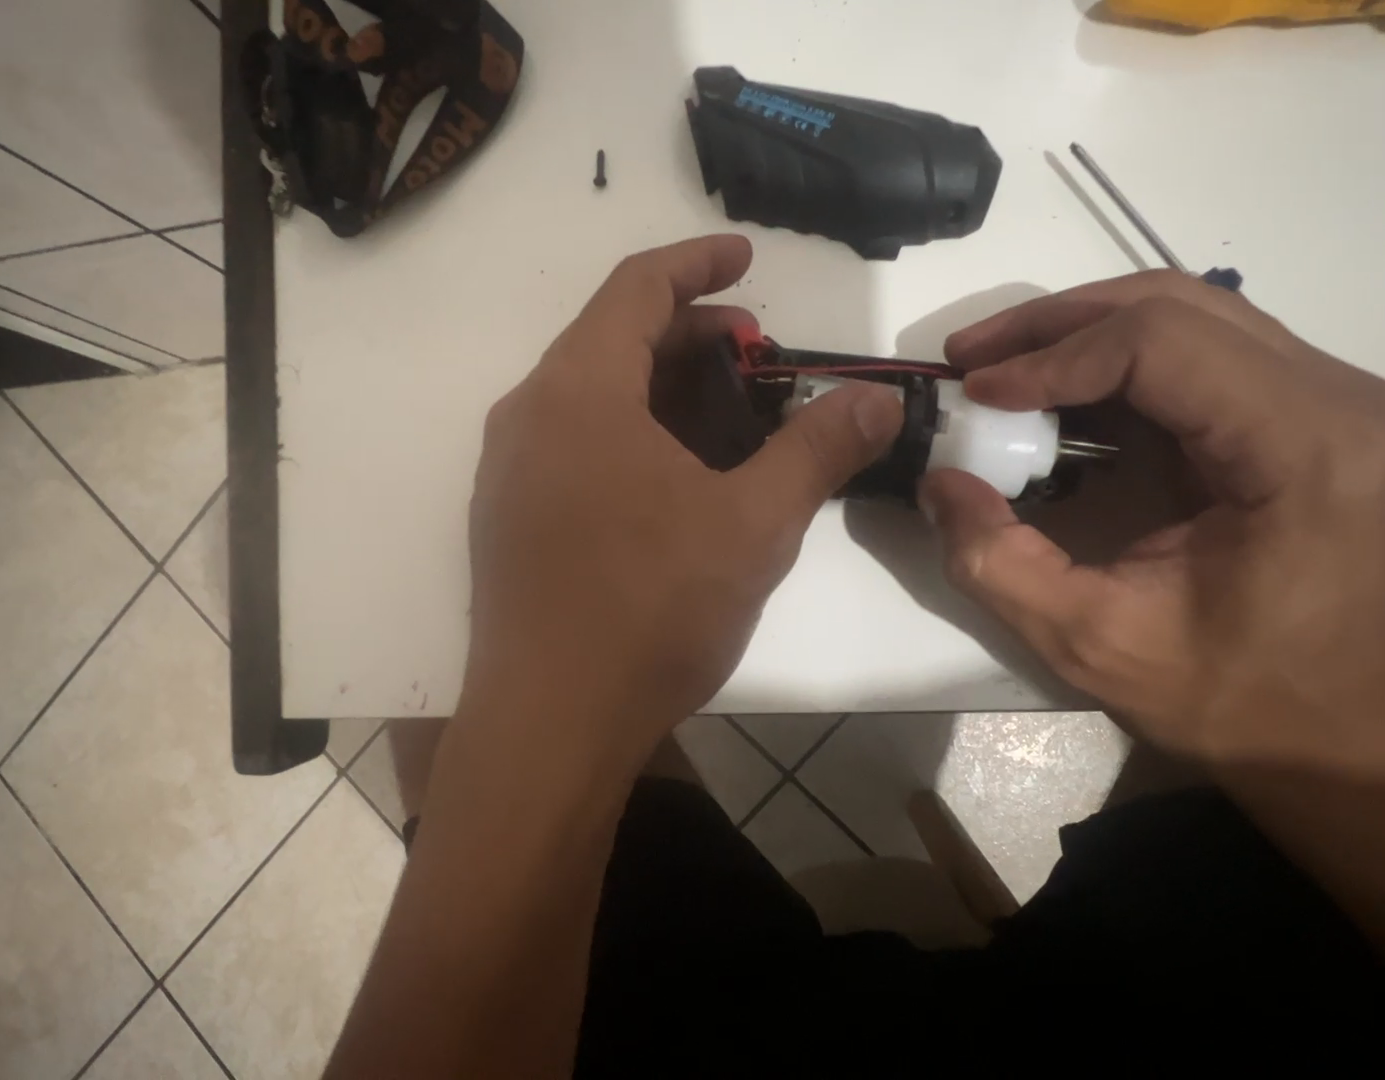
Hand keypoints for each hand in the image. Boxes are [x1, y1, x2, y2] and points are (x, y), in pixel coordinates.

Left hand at [463, 235, 901, 764]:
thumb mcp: (753, 523)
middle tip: (757, 358)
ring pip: (589, 398)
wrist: (551, 722)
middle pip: (610, 340)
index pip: (636, 288)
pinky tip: (674, 480)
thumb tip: (877, 401)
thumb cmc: (650, 608)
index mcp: (576, 390)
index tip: (747, 260)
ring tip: (727, 419)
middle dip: (689, 337)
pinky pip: (570, 447)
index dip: (697, 263)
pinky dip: (626, 436)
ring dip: (659, 391)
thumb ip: (816, 449)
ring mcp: (507, 472)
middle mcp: (526, 416)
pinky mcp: (507, 521)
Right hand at [921, 270, 1384, 769]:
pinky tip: (1057, 399)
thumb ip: (995, 559)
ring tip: (1000, 368)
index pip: (1161, 344)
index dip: (1050, 358)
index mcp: (1304, 447)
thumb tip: (936, 481)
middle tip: (969, 356)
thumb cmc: (1232, 700)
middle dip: (1055, 323)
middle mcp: (1337, 401)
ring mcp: (1331, 405)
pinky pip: (1200, 358)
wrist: (1344, 744)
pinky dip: (1114, 365)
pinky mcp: (1309, 422)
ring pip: (1190, 316)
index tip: (975, 394)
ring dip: (1081, 333)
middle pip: (1177, 306)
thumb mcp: (1088, 640)